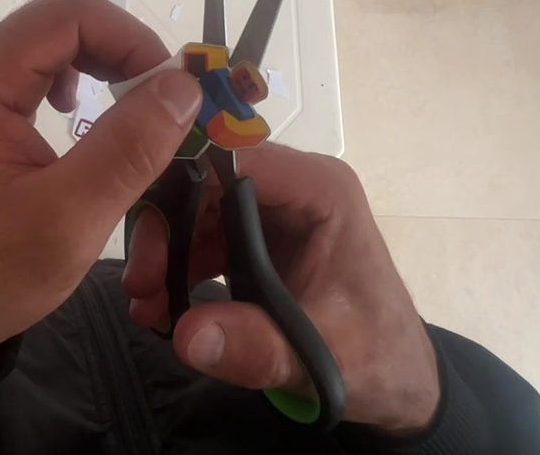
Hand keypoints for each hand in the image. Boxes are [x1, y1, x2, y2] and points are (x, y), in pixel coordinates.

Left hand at [0, 0, 204, 396]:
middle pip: (64, 20)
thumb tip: (182, 84)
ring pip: (53, 43)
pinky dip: (76, 82)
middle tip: (161, 104)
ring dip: (102, 65)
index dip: (130, 37)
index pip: (72, 12)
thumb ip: (129, 147)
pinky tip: (80, 119)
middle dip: (122, 50)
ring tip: (132, 111)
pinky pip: (35, 70)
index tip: (169, 89)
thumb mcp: (68, 218)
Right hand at [122, 143, 441, 433]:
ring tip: (145, 302)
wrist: (398, 383)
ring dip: (166, 248)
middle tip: (140, 280)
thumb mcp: (322, 357)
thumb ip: (258, 347)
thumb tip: (186, 335)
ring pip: (196, 202)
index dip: (183, 177)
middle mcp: (292, 183)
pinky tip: (161, 303)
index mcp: (319, 189)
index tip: (143, 228)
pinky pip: (203, 230)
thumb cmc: (378, 358)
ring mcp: (272, 204)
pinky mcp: (256, 229)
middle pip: (207, 177)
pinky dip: (178, 263)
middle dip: (167, 225)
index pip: (236, 156)